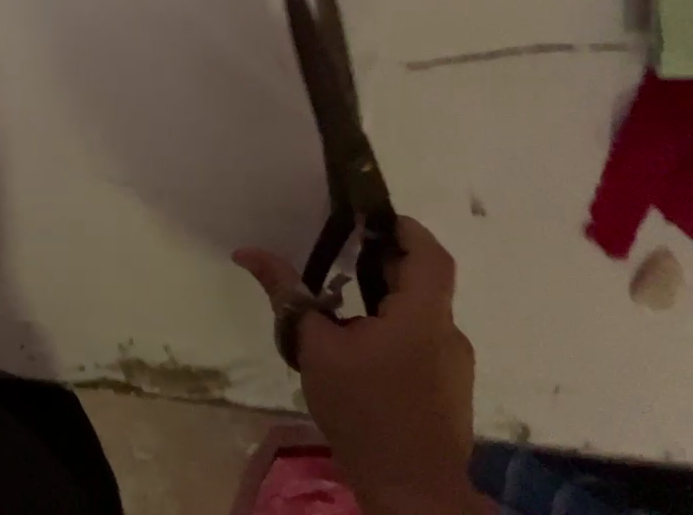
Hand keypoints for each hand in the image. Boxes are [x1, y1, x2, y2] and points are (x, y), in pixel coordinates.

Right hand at [234, 218, 486, 514]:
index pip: (430, 258)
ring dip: (382, 293)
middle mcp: (447, 335)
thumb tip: (247, 252)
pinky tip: (351, 336)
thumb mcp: (314, 346)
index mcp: (423, 319)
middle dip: (382, 258)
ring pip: (418, 312)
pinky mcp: (444, 387)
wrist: (410, 486)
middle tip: (336, 243)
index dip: (408, 229)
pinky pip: (418, 338)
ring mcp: (451, 365)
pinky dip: (387, 321)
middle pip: (422, 282)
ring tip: (333, 290)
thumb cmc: (364, 408)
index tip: (372, 213)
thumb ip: (287, 295)